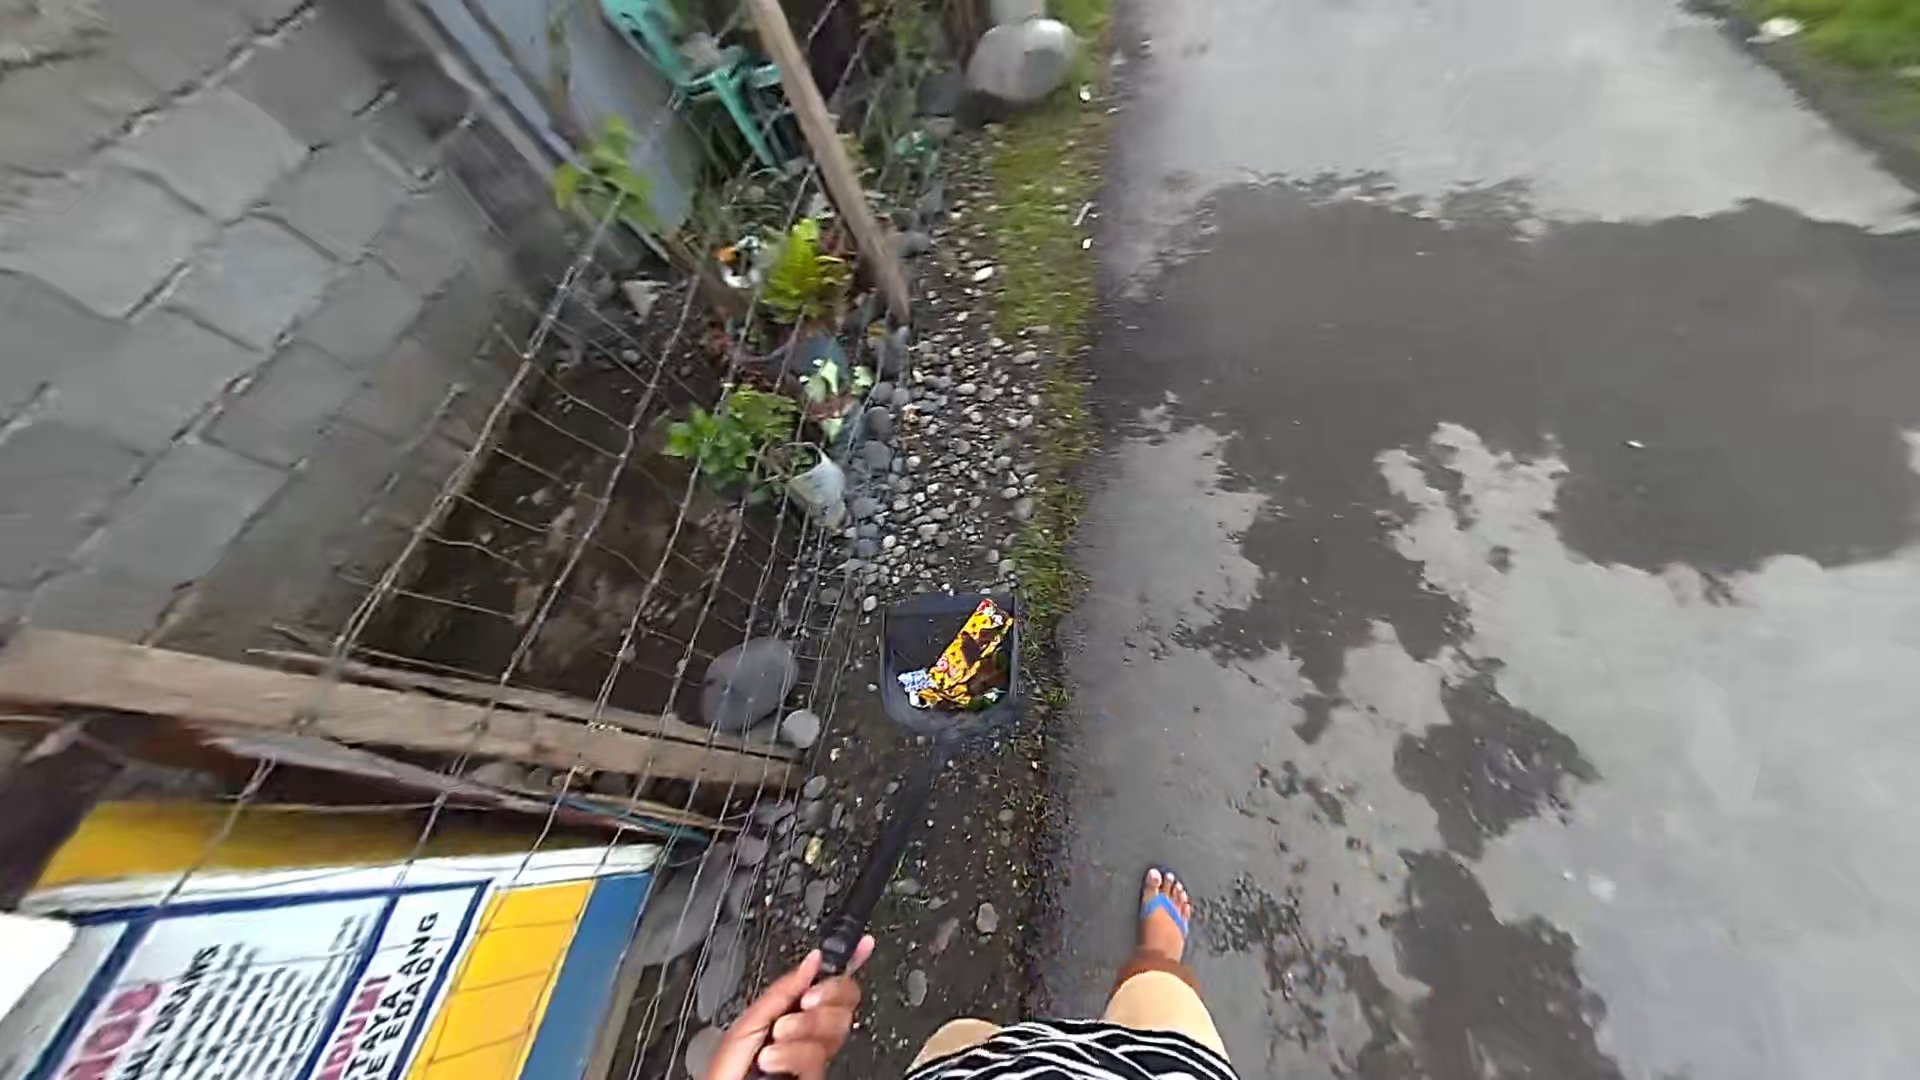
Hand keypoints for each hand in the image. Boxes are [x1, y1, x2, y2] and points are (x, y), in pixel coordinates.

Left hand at [702, 935, 875, 1079]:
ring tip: (778, 1036)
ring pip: (836, 1025)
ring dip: (804, 1026)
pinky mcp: (814, 1077)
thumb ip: (783, 989)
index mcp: (793, 1009)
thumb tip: (815, 958)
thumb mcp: (749, 1020)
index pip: (830, 979)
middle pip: (846, 997)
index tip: (863, 943)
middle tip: (805, 1000)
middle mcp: (809, 1030)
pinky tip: (773, 1059)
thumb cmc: (726, 1073)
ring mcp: (813, 1055)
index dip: (851, 959)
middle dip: (828, 993)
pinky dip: (793, 1054)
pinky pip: (817, 1056)